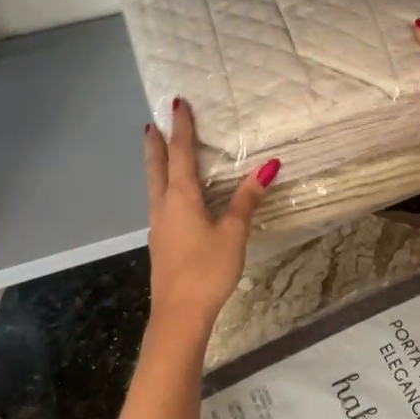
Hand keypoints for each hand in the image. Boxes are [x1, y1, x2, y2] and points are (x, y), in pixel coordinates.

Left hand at [144, 99, 278, 327]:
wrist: (180, 314)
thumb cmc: (208, 270)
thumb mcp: (234, 233)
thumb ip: (247, 200)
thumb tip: (267, 166)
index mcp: (181, 198)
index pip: (180, 153)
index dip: (181, 128)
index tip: (178, 104)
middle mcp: (164, 206)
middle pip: (157, 167)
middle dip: (156, 144)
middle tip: (152, 124)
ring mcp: (159, 227)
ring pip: (154, 186)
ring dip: (156, 165)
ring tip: (157, 152)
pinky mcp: (161, 244)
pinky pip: (159, 204)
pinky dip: (162, 187)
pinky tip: (170, 198)